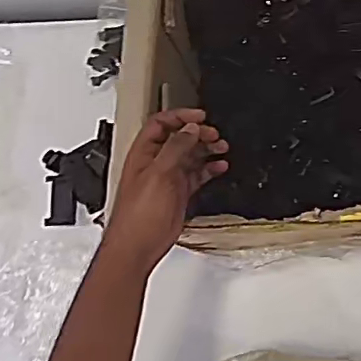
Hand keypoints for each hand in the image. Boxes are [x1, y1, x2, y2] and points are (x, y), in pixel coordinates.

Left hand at [104, 108, 227, 269]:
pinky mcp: (179, 193)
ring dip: (206, 149)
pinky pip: (197, 175)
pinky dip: (209, 169)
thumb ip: (175, 148)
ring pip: (190, 156)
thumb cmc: (138, 215)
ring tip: (222, 148)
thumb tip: (189, 129)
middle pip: (179, 139)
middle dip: (198, 133)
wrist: (139, 244)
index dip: (180, 116)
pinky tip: (219, 166)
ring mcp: (168, 178)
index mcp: (144, 154)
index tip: (200, 117)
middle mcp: (156, 163)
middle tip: (215, 135)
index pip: (161, 124)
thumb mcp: (158, 174)